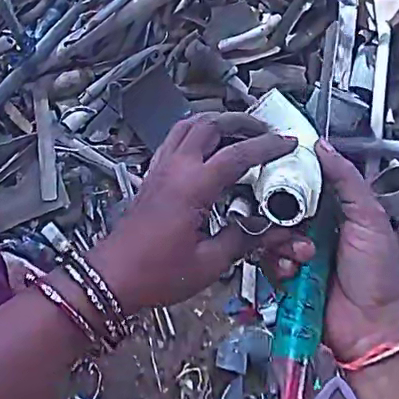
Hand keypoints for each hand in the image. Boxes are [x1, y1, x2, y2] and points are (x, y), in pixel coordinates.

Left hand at [86, 113, 297, 311]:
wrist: (113, 276)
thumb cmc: (152, 272)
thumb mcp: (209, 262)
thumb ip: (243, 239)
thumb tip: (270, 229)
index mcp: (192, 187)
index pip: (237, 154)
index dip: (267, 146)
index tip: (285, 143)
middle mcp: (174, 169)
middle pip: (210, 124)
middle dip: (242, 122)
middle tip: (264, 131)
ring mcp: (160, 169)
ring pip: (188, 125)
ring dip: (216, 121)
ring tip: (238, 130)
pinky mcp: (152, 175)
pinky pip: (174, 139)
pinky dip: (194, 132)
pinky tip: (205, 146)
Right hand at [264, 140, 398, 361]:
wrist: (374, 330)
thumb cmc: (381, 277)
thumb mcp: (369, 218)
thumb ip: (347, 179)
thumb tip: (323, 147)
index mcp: (334, 207)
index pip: (301, 179)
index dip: (288, 176)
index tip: (278, 173)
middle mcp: (313, 225)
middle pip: (278, 204)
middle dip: (281, 215)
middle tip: (298, 227)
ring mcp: (297, 250)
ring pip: (268, 231)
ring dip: (282, 243)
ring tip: (303, 257)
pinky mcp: (285, 274)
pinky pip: (266, 259)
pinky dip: (276, 264)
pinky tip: (293, 271)